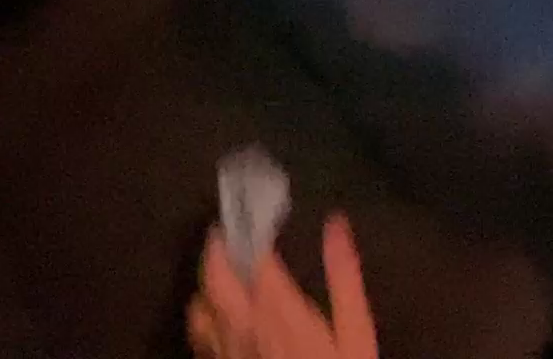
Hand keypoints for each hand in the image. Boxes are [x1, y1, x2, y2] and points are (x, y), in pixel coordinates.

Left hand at [189, 214, 377, 358]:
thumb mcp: (355, 330)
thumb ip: (344, 275)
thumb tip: (336, 224)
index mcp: (277, 310)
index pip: (252, 256)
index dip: (248, 227)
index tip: (254, 209)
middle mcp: (242, 329)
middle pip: (213, 276)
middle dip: (216, 246)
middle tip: (227, 230)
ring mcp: (225, 356)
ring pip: (198, 307)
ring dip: (208, 283)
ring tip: (223, 270)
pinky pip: (199, 339)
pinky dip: (205, 316)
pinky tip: (221, 313)